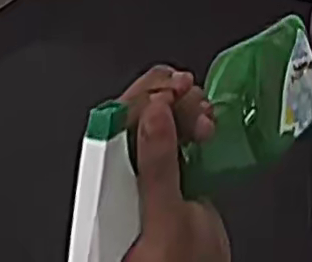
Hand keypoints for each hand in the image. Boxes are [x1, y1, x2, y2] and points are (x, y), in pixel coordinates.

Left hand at [119, 66, 229, 261]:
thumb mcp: (167, 225)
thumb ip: (158, 168)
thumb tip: (153, 112)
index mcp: (104, 196)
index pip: (110, 130)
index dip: (140, 101)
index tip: (173, 86)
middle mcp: (119, 185)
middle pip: (134, 122)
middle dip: (167, 101)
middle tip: (193, 97)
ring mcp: (145, 183)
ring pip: (158, 126)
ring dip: (185, 111)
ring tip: (205, 120)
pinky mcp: (170, 182)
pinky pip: (176, 139)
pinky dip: (193, 124)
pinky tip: (207, 126)